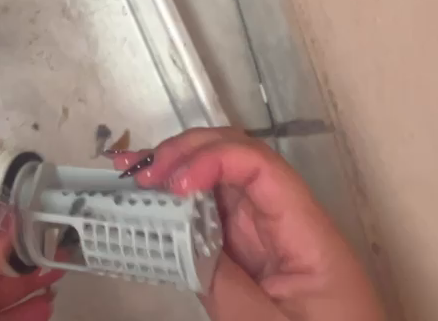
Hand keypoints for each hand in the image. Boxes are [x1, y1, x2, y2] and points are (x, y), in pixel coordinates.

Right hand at [113, 128, 383, 320]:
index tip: (174, 185)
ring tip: (131, 171)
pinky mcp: (252, 252)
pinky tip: (148, 193)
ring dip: (174, 166)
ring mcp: (268, 233)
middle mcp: (287, 219)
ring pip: (218, 177)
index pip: (260, 166)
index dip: (213, 159)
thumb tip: (177, 238)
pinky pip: (212, 210)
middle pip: (236, 157)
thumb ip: (225, 284)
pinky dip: (177, 199)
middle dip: (185, 153)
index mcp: (307, 231)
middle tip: (142, 173)